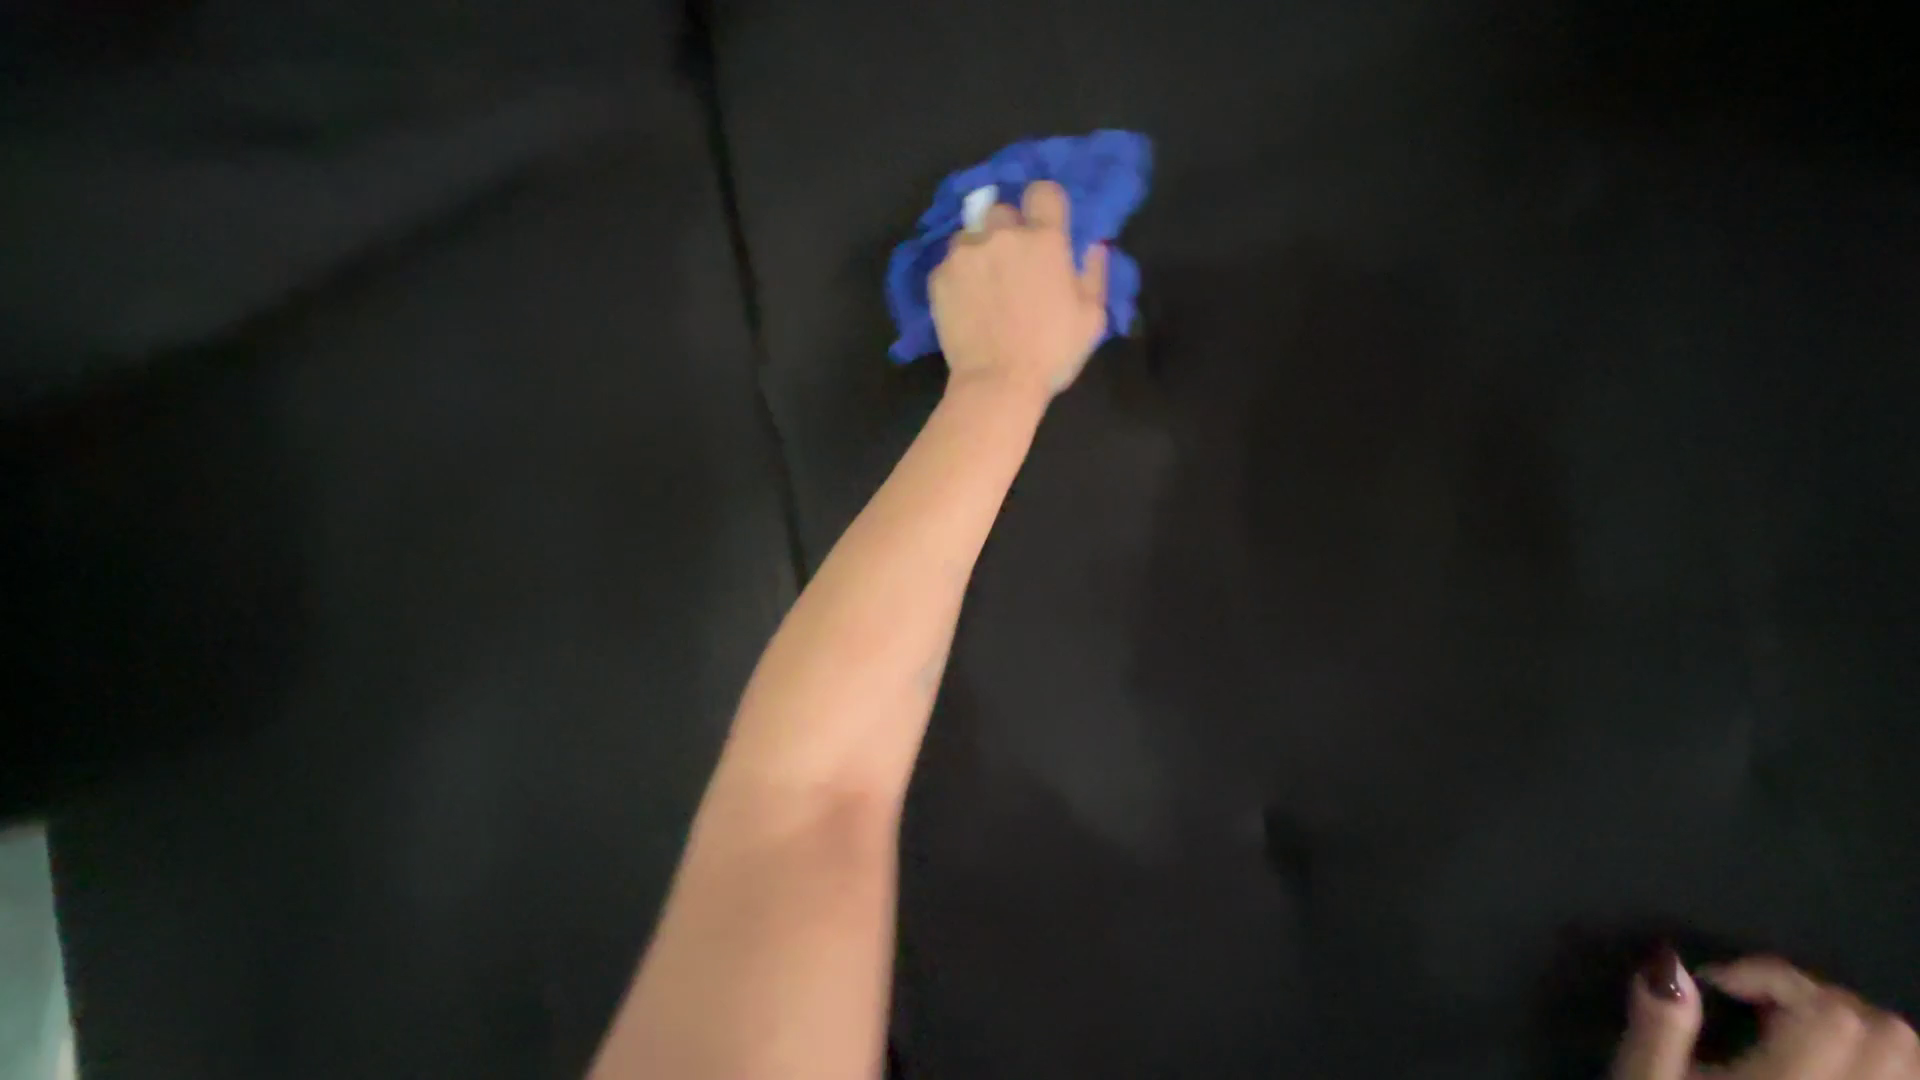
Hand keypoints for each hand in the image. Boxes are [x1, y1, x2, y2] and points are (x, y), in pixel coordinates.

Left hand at [928, 180, 1108, 398]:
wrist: (997, 383)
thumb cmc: (1051, 353)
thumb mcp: (1091, 318)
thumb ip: (1094, 274)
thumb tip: (1093, 246)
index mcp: (1044, 239)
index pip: (1043, 191)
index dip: (1044, 205)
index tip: (1045, 226)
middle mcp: (1001, 235)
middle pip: (1001, 210)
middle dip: (1008, 229)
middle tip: (1012, 262)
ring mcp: (965, 254)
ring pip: (970, 235)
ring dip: (979, 251)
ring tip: (983, 283)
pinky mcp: (939, 277)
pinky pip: (949, 264)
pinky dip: (957, 276)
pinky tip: (965, 303)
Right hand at [1612, 952, 1918, 1079]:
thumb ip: (1660, 1026)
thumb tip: (1670, 963)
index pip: (1828, 1009)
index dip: (1773, 975)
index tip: (1717, 983)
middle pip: (1887, 1032)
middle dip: (1820, 1001)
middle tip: (1759, 1009)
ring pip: (1914, 1067)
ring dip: (1859, 1037)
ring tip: (1796, 1041)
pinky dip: (1880, 1072)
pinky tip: (1829, 1075)